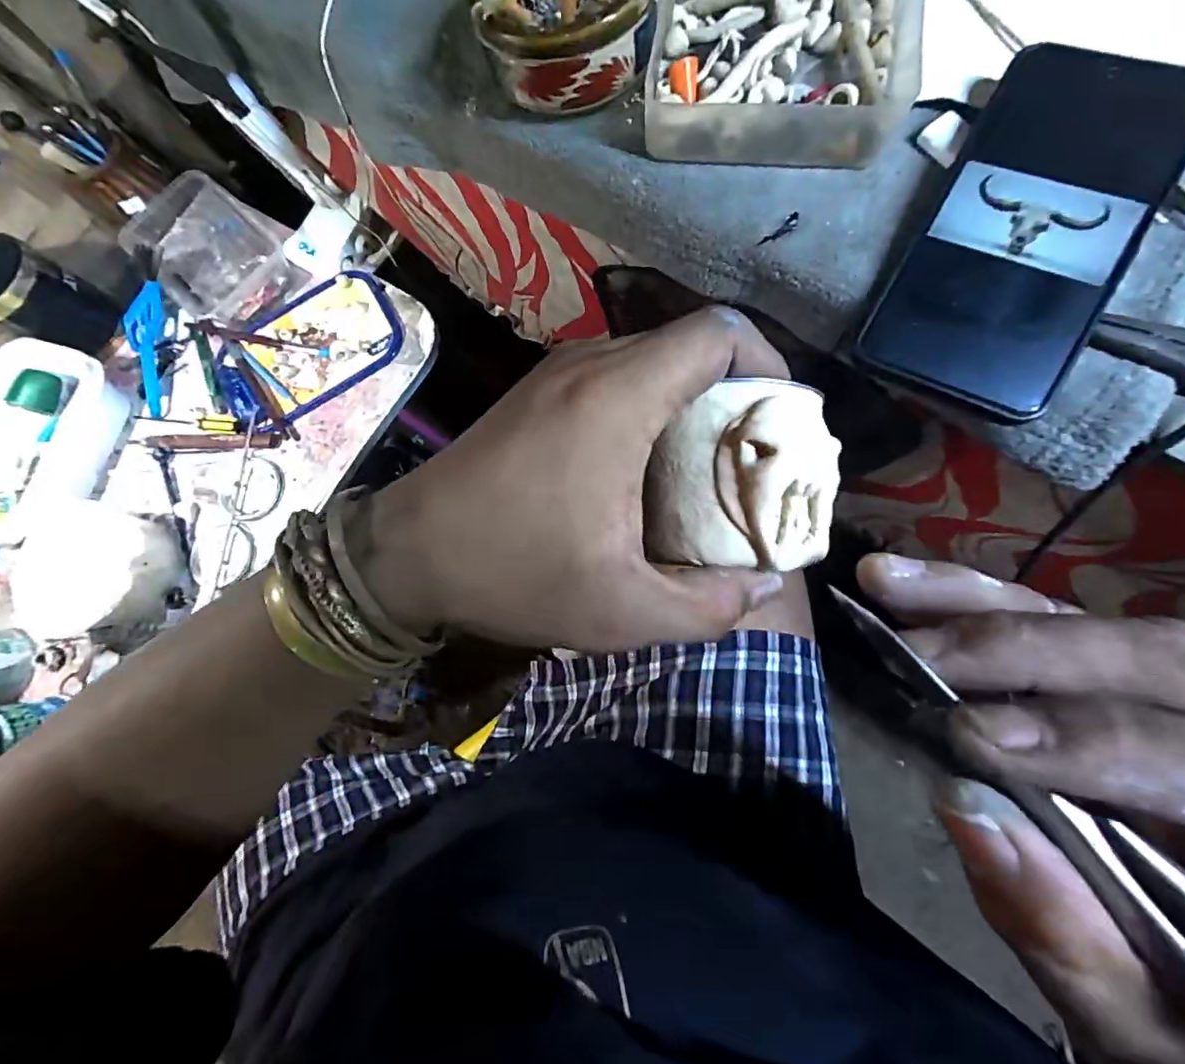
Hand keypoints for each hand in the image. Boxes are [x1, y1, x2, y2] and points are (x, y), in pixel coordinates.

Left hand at [360, 307, 794, 650]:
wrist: (403, 555)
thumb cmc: (509, 573)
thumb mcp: (619, 611)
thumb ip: (705, 607)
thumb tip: (758, 590)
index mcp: (617, 396)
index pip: (719, 332)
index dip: (769, 364)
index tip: (781, 425)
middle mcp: (585, 366)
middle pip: (686, 345)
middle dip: (733, 393)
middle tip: (748, 460)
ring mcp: (550, 375)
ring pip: (645, 361)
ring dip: (684, 403)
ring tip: (699, 470)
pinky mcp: (528, 397)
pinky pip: (606, 380)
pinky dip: (641, 409)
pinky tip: (637, 470)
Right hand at [857, 553, 1184, 1063]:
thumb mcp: (1175, 1049)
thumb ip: (1077, 946)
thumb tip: (959, 807)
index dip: (1107, 744)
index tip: (966, 738)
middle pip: (1183, 669)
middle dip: (1026, 655)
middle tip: (909, 655)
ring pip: (1128, 634)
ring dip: (992, 605)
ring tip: (886, 584)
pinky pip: (1093, 645)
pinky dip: (998, 612)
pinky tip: (922, 592)